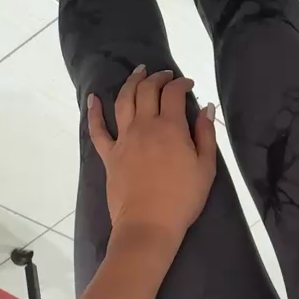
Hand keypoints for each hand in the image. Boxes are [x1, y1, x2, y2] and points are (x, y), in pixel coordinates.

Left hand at [87, 67, 218, 246]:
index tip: (188, 84)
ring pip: (124, 100)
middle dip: (157, 77)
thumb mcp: (206, 167)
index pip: (174, 93)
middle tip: (165, 75)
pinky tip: (92, 99)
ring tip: (138, 72)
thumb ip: (206, 134)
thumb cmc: (182, 199)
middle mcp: (145, 126)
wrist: (149, 226)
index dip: (181, 83)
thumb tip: (206, 107)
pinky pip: (97, 130)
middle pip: (147, 90)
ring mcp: (124, 139)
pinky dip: (94, 112)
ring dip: (131, 82)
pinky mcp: (109, 155)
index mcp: (170, 127)